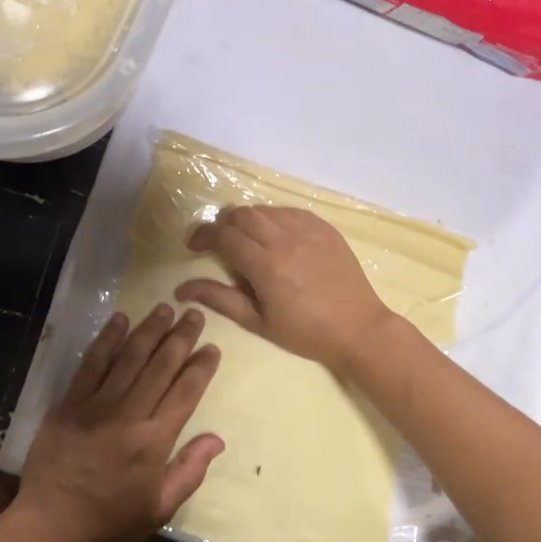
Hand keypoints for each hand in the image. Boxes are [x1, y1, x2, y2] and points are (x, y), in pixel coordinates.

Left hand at [16, 304, 222, 541]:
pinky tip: (119, 320)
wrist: (49, 527)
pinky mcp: (70, 404)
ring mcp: (96, 406)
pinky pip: (91, 364)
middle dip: (180, 338)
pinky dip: (106, 340)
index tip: (212, 347)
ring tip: (164, 308)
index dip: (201, 368)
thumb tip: (217, 439)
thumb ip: (189, 471)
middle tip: (193, 314)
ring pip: (128, 358)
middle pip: (160, 367)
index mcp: (153, 443)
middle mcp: (128, 416)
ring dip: (148, 330)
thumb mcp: (158, 510)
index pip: (185, 394)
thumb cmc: (109, 524)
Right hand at [176, 205, 393, 373]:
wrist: (358, 328)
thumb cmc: (305, 332)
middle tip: (219, 244)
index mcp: (266, 265)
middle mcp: (284, 239)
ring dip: (248, 220)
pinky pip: (289, 211)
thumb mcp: (258, 321)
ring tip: (247, 240)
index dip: (203, 236)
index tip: (194, 247)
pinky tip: (275, 237)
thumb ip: (220, 298)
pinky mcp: (324, 227)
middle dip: (223, 225)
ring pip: (264, 209)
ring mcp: (307, 229)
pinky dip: (273, 218)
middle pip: (241, 215)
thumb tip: (182, 288)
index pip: (223, 235)